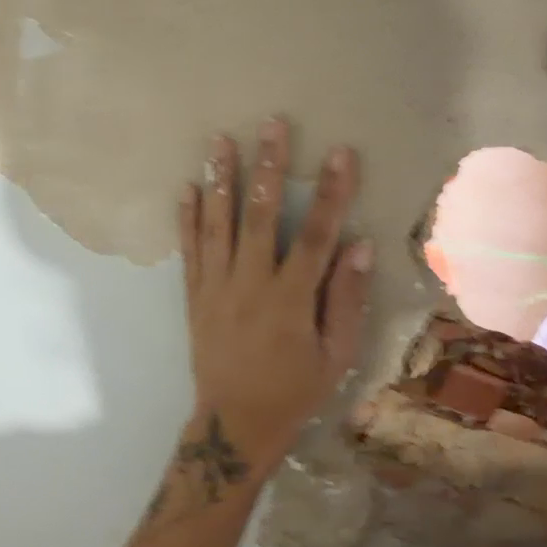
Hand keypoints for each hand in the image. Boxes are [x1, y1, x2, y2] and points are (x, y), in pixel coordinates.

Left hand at [178, 118, 373, 458]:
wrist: (235, 422)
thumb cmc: (294, 391)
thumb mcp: (336, 356)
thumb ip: (346, 300)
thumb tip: (359, 245)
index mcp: (291, 300)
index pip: (315, 235)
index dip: (331, 192)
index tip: (341, 153)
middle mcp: (249, 285)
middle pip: (259, 217)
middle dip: (267, 167)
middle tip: (270, 124)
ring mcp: (216, 289)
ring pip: (218, 226)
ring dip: (220, 181)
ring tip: (219, 141)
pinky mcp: (194, 297)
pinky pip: (190, 252)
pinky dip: (187, 220)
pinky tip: (187, 189)